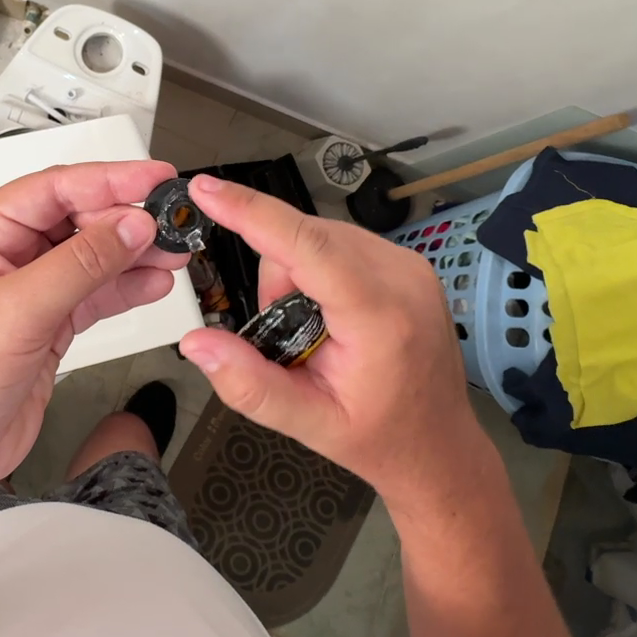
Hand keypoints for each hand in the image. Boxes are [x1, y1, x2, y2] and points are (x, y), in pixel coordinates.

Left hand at [0, 160, 188, 495]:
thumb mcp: (18, 311)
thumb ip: (80, 264)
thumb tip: (127, 225)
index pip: (53, 190)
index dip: (107, 179)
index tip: (151, 178)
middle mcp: (6, 258)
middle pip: (76, 220)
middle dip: (124, 220)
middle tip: (169, 222)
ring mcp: (29, 293)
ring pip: (91, 258)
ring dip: (132, 255)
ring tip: (173, 253)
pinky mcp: (47, 326)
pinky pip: (94, 295)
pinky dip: (124, 289)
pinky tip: (151, 283)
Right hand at [176, 175, 480, 497]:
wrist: (441, 446)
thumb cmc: (379, 438)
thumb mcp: (309, 423)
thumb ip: (249, 385)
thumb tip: (196, 342)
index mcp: (380, 316)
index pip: (307, 246)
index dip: (252, 212)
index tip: (206, 190)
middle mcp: (401, 276)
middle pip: (305, 237)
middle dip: (277, 279)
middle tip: (287, 338)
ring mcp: (409, 263)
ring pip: (318, 234)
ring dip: (295, 272)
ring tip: (312, 332)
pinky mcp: (407, 261)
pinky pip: (339, 241)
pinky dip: (317, 267)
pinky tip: (329, 315)